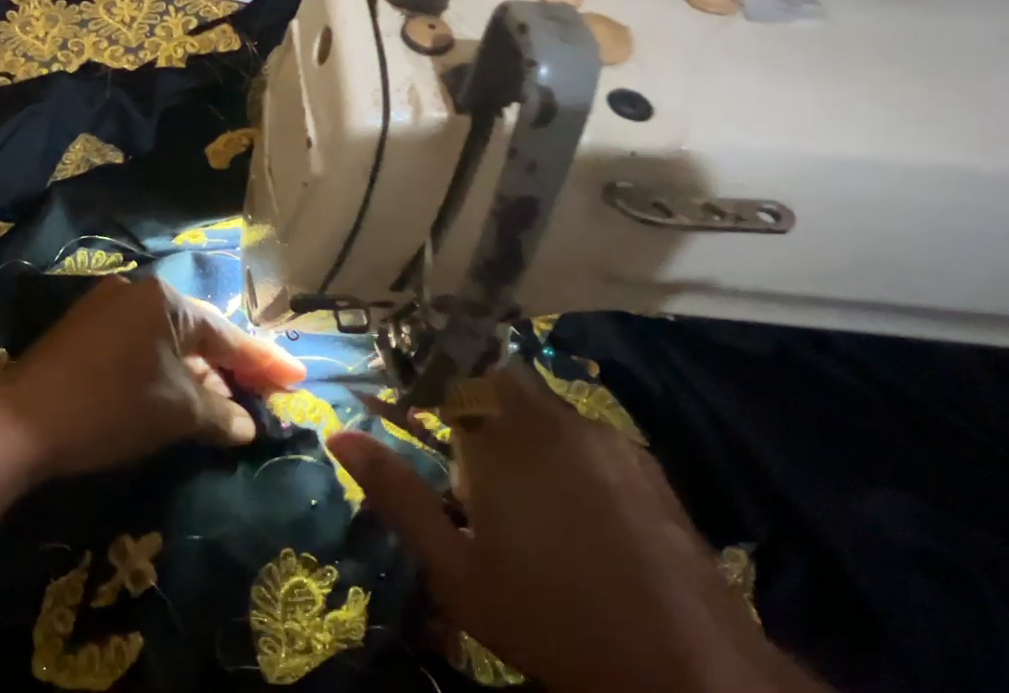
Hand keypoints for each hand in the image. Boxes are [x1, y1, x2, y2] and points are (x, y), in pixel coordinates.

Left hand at [0, 276, 305, 477]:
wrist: (21, 422)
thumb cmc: (111, 407)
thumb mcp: (177, 412)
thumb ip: (221, 413)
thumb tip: (246, 424)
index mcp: (164, 300)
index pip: (227, 334)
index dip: (265, 361)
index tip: (298, 378)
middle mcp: (134, 292)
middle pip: (197, 333)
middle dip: (230, 368)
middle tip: (264, 395)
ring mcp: (103, 308)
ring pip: (166, 342)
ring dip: (195, 375)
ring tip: (224, 407)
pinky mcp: (82, 332)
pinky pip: (138, 347)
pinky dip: (163, 372)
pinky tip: (175, 398)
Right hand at [328, 362, 828, 692]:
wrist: (691, 670)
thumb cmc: (549, 617)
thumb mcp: (455, 569)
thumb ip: (397, 495)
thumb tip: (339, 435)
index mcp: (503, 439)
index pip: (454, 367)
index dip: (425, 373)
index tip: (404, 402)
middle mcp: (556, 423)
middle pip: (498, 378)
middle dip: (466, 399)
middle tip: (448, 451)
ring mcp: (608, 442)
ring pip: (541, 406)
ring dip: (510, 426)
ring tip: (501, 490)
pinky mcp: (645, 467)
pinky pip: (580, 434)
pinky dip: (554, 449)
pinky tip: (558, 507)